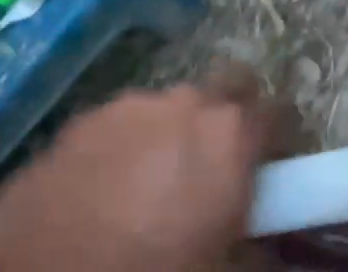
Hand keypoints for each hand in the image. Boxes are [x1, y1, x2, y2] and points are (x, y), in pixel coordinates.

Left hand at [0, 65, 295, 271]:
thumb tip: (262, 237)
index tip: (270, 168)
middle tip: (210, 172)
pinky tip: (98, 198)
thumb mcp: (223, 265)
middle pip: (221, 92)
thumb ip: (256, 239)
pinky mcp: (70, 127)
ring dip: (166, 137)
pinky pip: (112, 131)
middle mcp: (182, 104)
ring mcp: (121, 109)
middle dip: (222, 122)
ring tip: (146, 191)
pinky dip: (117, 154)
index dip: (277, 139)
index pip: (277, 110)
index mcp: (229, 133)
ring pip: (162, 110)